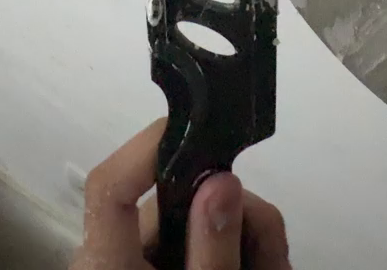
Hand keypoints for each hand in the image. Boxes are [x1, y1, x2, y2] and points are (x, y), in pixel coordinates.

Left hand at [71, 117, 290, 269]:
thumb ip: (212, 254)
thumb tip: (222, 182)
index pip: (109, 188)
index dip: (147, 148)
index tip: (202, 131)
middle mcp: (112, 256)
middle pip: (175, 197)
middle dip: (237, 213)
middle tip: (277, 260)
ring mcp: (134, 262)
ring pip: (194, 216)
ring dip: (244, 237)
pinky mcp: (154, 268)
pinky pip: (194, 241)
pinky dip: (233, 252)